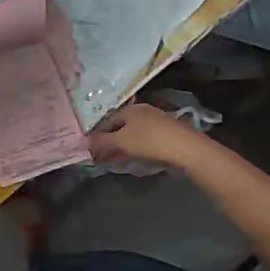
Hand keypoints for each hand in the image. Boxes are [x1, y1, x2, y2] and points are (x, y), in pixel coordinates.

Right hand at [85, 104, 214, 169]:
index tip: (90, 150)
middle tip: (101, 158)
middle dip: (109, 143)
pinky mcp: (170, 136)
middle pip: (120, 128)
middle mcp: (145, 112)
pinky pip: (146, 142)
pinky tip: (135, 160)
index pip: (107, 121)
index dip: (96, 135)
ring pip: (133, 136)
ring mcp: (159, 123)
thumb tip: (80, 140)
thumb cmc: (150, 142)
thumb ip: (99, 141)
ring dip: (122, 148)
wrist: (189, 151)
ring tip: (115, 161)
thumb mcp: (120, 142)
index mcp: (131, 109)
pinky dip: (136, 150)